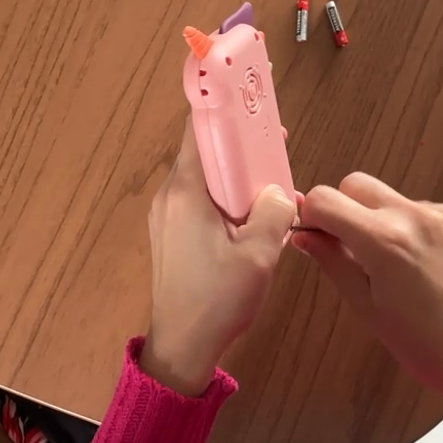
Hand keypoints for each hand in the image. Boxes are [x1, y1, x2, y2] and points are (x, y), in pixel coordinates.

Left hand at [143, 116, 297, 395]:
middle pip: (202, 150)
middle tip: (274, 144)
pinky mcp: (170, 233)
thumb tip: (277, 192)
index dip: (224, 107)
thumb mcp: (259, 254)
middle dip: (238, 142)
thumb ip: (273, 212)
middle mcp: (169, 196)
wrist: (182, 345)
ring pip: (202, 176)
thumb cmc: (218, 299)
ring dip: (233, 172)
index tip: (250, 98)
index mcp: (186, 192)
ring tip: (267, 181)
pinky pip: (197, 199)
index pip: (198, 129)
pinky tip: (248, 213)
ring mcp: (165, 215)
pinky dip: (223, 195)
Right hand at [293, 174, 442, 442]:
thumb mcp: (369, 310)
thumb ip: (333, 263)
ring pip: (397, 200)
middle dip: (345, 209)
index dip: (312, 216)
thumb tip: (303, 235)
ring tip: (406, 270)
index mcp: (383, 240)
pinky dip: (422, 232)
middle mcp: (416, 216)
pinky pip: (431, 213)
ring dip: (387, 223)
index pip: (324, 198)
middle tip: (355, 250)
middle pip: (357, 184)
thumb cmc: (430, 349)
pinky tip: (435, 269)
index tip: (317, 237)